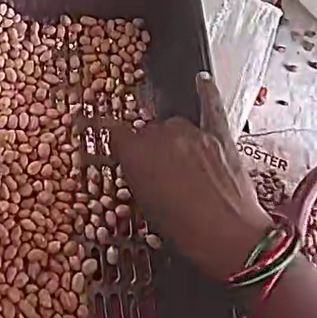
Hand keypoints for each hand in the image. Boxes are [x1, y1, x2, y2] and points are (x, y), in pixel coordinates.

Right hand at [109, 73, 273, 279]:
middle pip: (146, 129)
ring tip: (182, 162)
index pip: (110, 130)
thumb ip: (136, 173)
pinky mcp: (219, 136)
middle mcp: (160, 135)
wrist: (229, 238)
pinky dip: (206, 92)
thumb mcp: (145, 204)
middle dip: (147, 145)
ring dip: (173, 137)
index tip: (87, 122)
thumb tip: (135, 161)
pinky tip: (202, 79)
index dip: (98, 127)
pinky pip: (211, 106)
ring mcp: (192, 133)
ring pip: (174, 124)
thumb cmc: (182, 230)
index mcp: (136, 153)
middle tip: (155, 169)